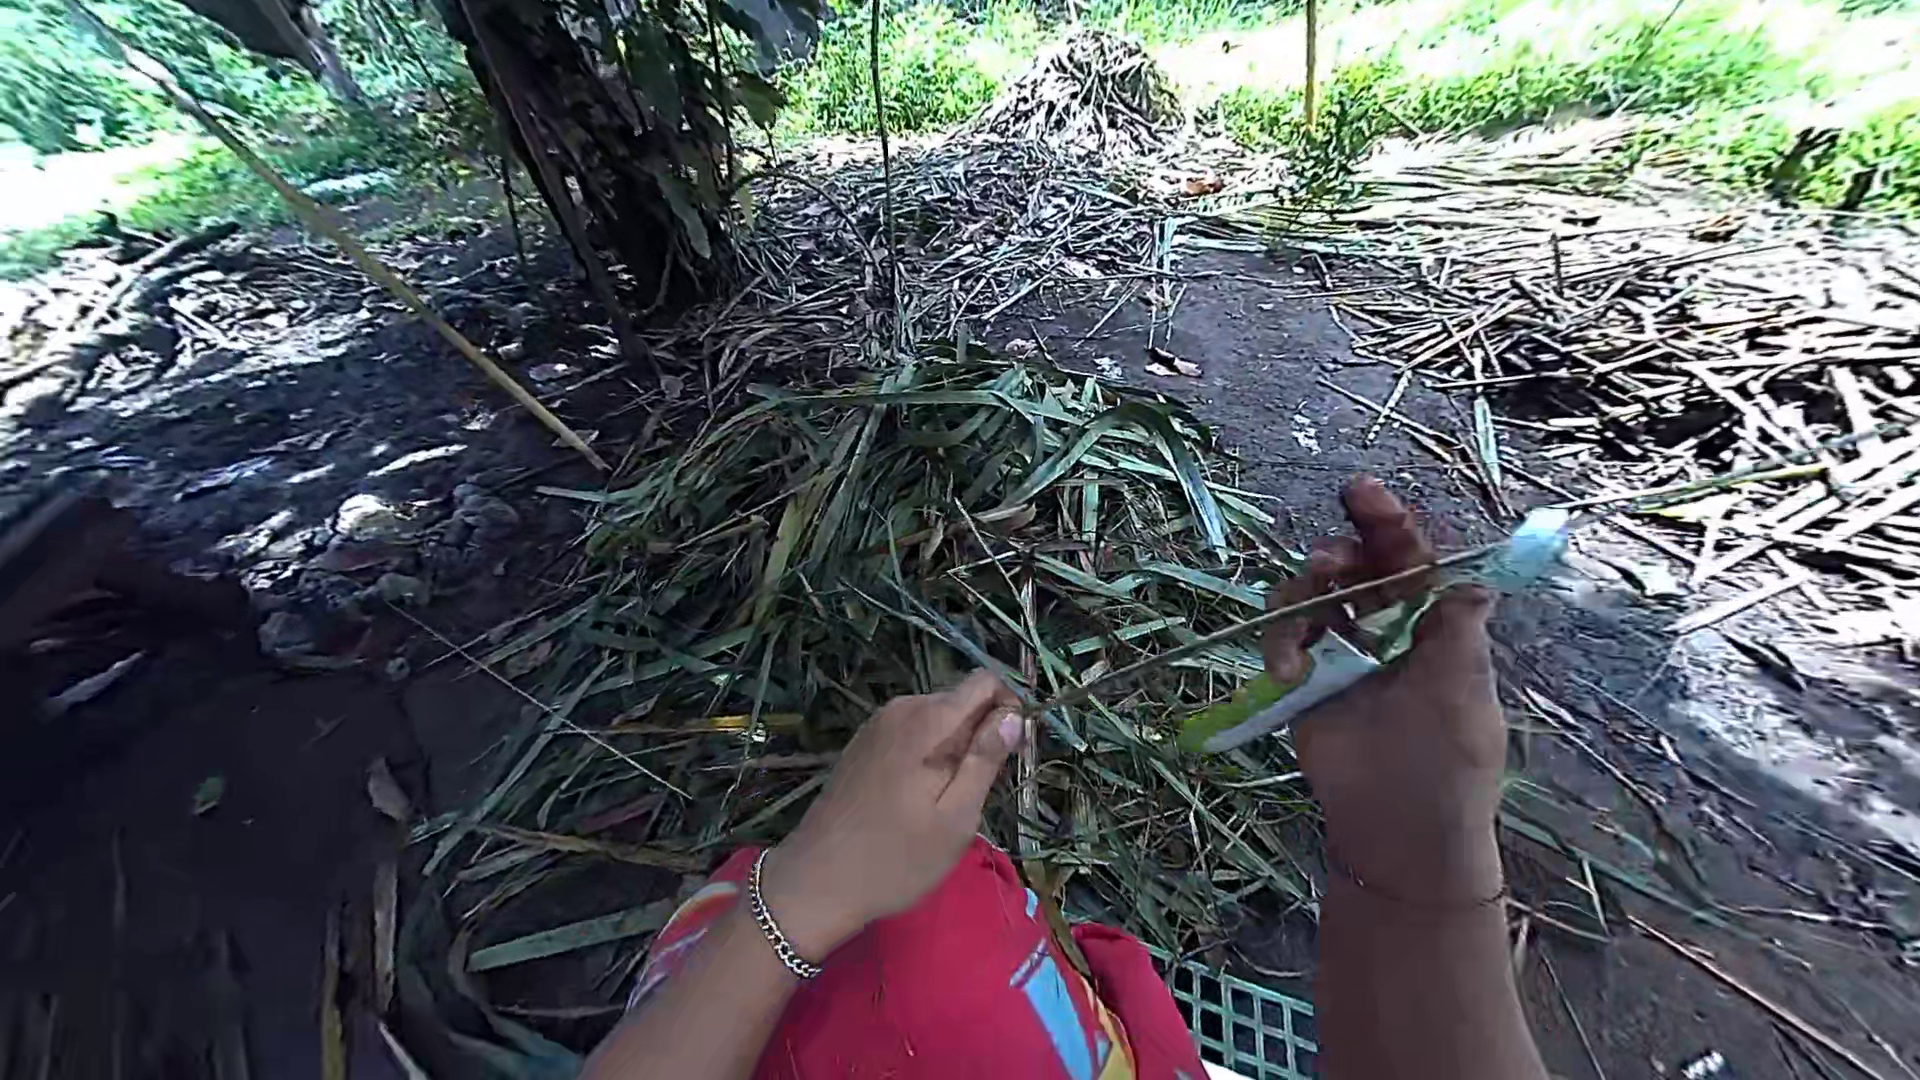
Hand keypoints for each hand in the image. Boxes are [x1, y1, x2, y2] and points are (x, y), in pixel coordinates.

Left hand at [759, 671, 1023, 960]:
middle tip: (979, 788)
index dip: (1008, 708)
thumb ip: (985, 759)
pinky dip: (929, 748)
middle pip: (961, 699)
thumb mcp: (956, 817)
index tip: (1010, 752)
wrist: (816, 880)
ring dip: (955, 743)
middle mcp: (903, 707)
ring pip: (938, 715)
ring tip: (948, 797)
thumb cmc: (896, 858)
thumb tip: (1013, 715)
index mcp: (929, 719)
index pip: (984, 682)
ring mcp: (879, 722)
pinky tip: (918, 792)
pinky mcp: (864, 739)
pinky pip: (912, 728)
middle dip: (982, 731)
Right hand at [1264, 476, 1505, 902]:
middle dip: (1336, 555)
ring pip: (1307, 594)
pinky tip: (1289, 671)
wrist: (1392, 821)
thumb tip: (1472, 577)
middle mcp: (1381, 626)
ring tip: (1301, 632)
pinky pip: (1281, 635)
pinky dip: (1280, 643)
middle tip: (1327, 562)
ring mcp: (1337, 648)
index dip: (1387, 522)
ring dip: (1300, 597)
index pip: (1409, 560)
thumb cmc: (1444, 759)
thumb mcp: (1462, 691)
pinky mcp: (1300, 669)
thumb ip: (1456, 630)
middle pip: (1351, 568)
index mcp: (1429, 624)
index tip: (1359, 490)